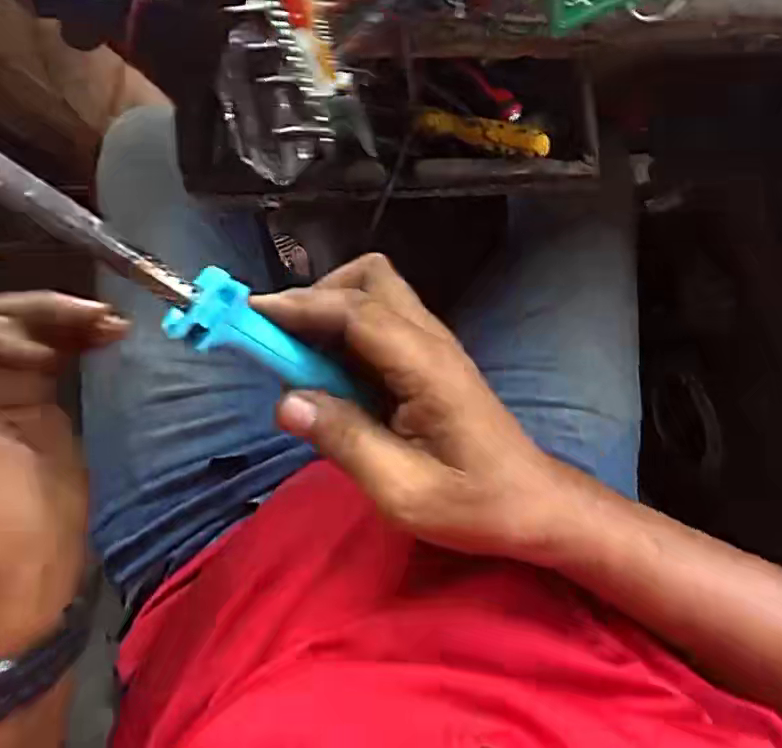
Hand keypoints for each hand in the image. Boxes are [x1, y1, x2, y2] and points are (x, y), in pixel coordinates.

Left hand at [0, 293, 124, 666]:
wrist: (34, 567)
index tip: (37, 356)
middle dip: (38, 317)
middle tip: (90, 321)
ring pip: (24, 330)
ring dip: (67, 320)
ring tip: (109, 322)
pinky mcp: (32, 395)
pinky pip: (53, 350)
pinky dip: (80, 337)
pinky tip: (111, 332)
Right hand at [251, 255, 594, 563]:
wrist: (532, 502)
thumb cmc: (474, 503)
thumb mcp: (402, 490)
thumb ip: (344, 440)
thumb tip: (285, 400)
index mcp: (425, 365)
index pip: (357, 310)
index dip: (300, 306)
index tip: (249, 316)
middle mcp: (431, 339)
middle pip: (372, 278)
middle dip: (319, 296)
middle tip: (281, 343)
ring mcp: (434, 345)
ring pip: (377, 293)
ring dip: (331, 311)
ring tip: (298, 361)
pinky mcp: (430, 359)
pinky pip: (381, 324)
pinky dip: (346, 333)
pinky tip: (331, 376)